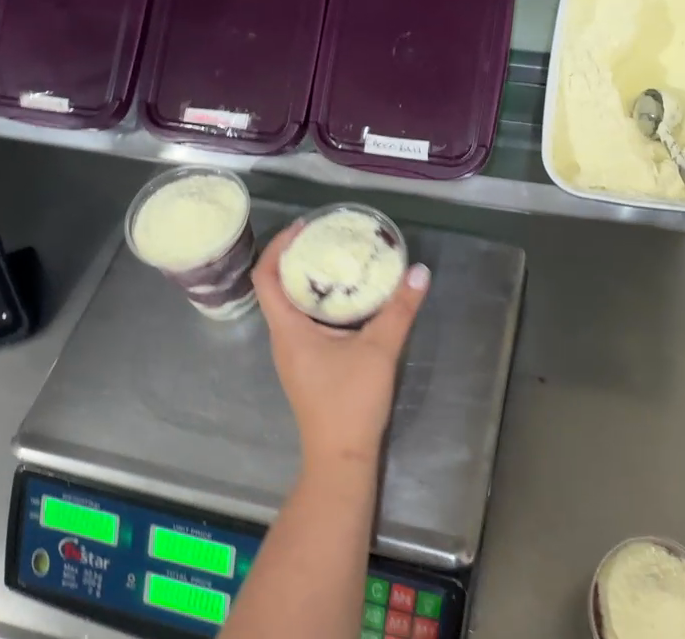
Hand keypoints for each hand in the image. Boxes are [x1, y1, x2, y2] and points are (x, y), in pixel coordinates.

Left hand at [252, 221, 430, 469]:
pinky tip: (349, 300)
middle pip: (277, 287)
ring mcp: (294, 354)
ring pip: (292, 306)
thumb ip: (399, 309)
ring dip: (310, 281)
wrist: (341, 458)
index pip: (265, 277)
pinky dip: (321, 302)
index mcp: (288, 329)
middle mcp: (283, 338)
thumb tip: (419, 271)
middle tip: (329, 237)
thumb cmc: (350, 402)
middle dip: (299, 258)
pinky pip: (305, 322)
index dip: (279, 246)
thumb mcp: (379, 350)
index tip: (304, 226)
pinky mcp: (307, 366)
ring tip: (339, 260)